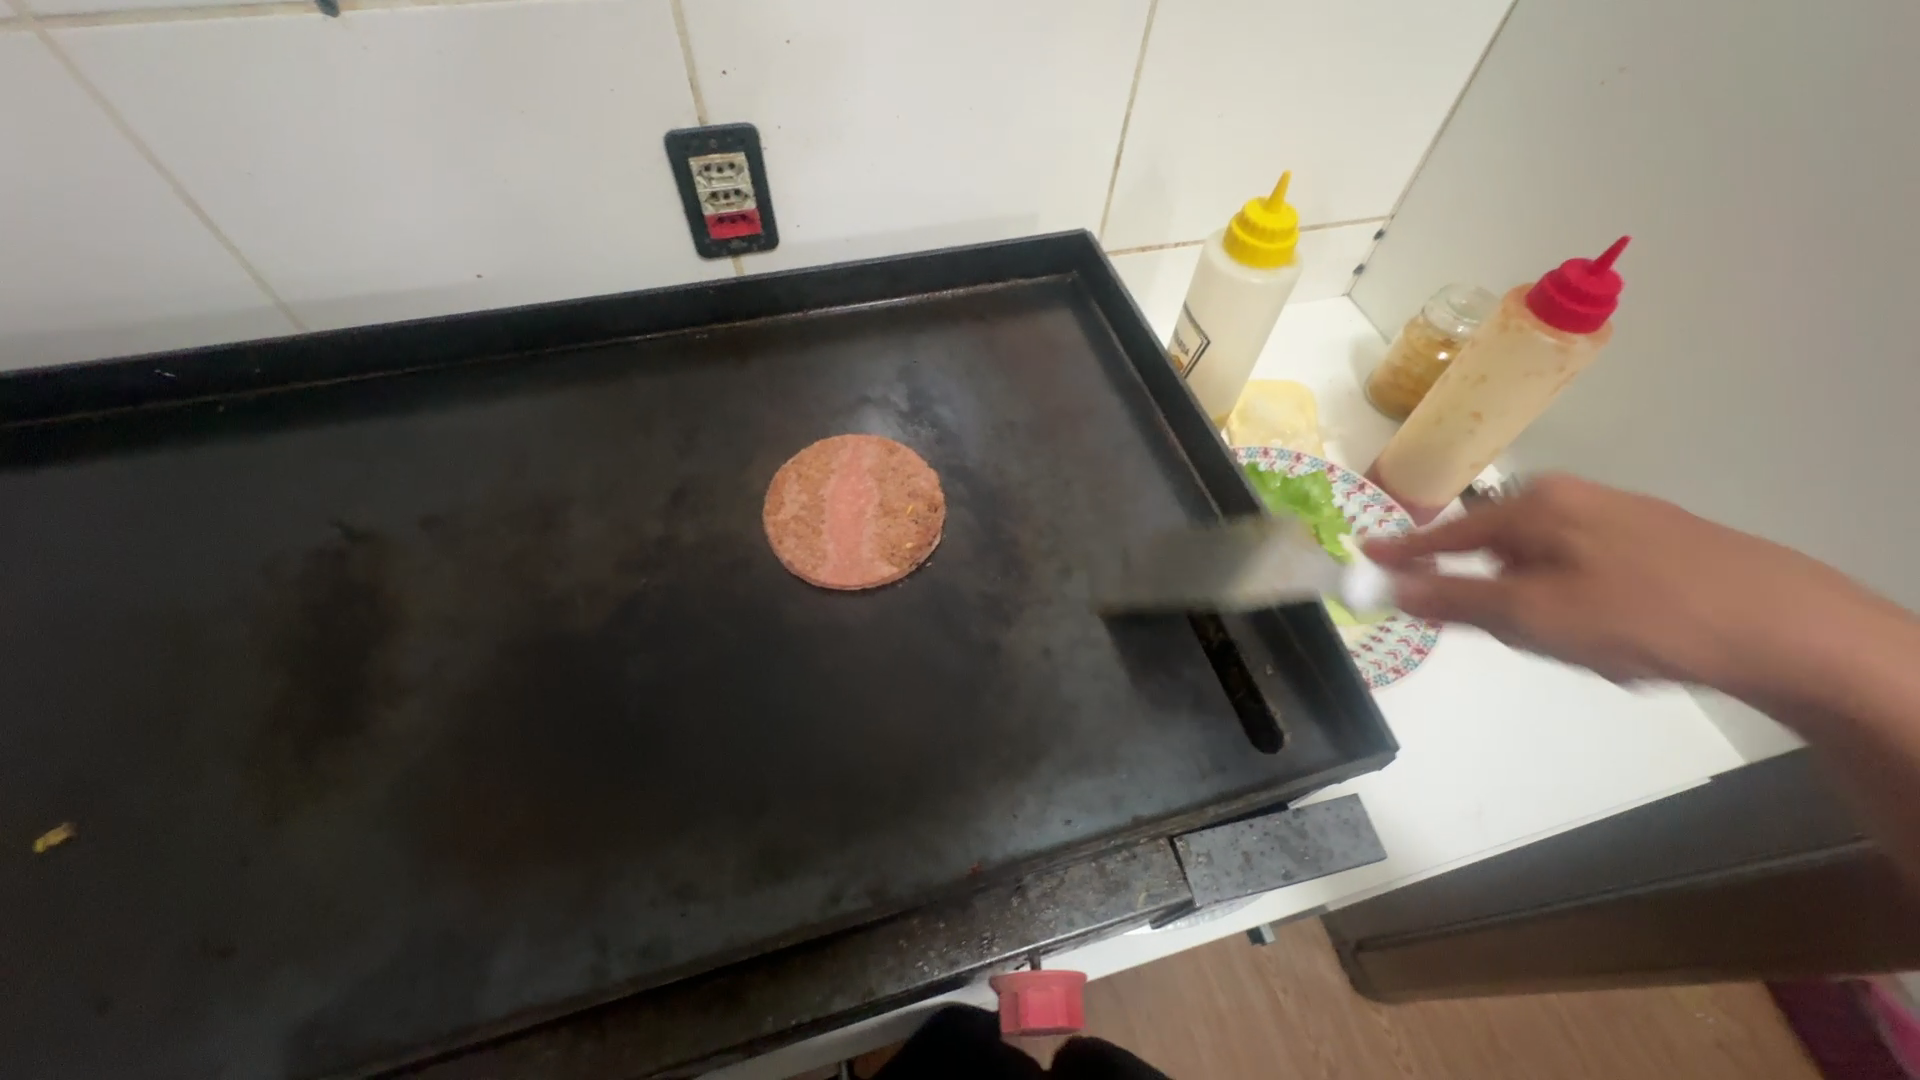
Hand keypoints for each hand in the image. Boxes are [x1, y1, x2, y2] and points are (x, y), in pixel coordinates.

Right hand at [1362, 473, 1878, 697]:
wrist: (1790, 628)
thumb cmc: (1640, 615)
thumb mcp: (1530, 616)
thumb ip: (1452, 600)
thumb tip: (1389, 588)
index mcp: (1536, 508)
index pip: (1446, 532)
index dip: (1402, 551)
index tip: (1363, 558)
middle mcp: (1573, 500)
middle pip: (1499, 552)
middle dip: (1498, 599)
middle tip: (1524, 639)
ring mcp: (1621, 518)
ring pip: (1546, 570)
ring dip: (1547, 610)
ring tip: (1591, 648)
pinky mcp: (1660, 543)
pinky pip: (1588, 577)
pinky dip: (1587, 610)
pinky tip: (1626, 638)